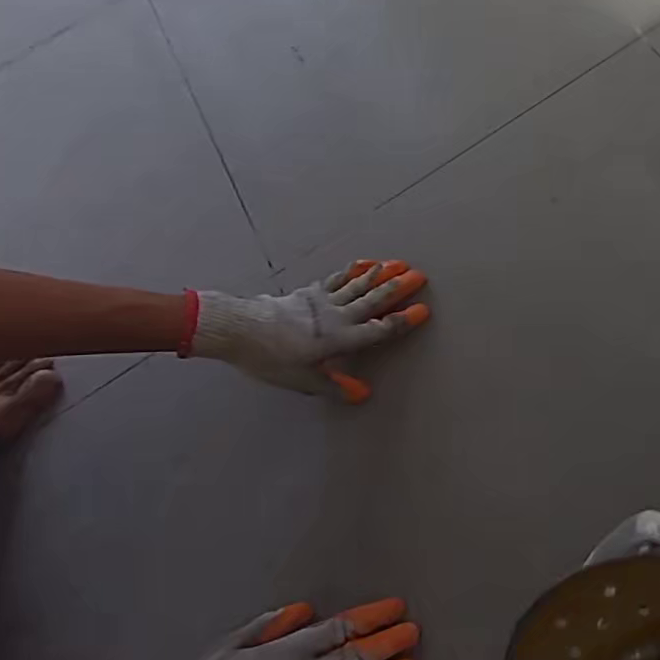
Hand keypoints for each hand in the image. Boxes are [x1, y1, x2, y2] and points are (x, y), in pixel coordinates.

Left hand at [187, 260, 429, 401]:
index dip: (403, 320)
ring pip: (359, 286)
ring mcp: (324, 301)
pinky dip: (352, 271)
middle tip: (419, 276)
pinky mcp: (309, 293)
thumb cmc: (270, 358)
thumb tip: (362, 395)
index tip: (423, 309)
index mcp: (342, 338)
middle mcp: (339, 316)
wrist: (236, 329)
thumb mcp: (303, 380)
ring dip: (381, 274)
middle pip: (375, 300)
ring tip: (399, 264)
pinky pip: (337, 280)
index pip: (381, 329)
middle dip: (398, 288)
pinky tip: (363, 264)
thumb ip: (335, 386)